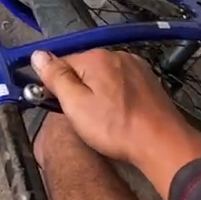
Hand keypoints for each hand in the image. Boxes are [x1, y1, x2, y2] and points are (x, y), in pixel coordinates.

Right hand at [30, 48, 200, 195]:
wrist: (162, 144)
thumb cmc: (118, 128)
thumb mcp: (75, 105)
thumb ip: (55, 77)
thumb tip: (38, 55)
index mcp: (96, 58)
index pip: (61, 63)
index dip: (55, 85)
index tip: (58, 105)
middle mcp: (117, 56)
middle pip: (83, 68)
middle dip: (77, 89)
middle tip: (81, 117)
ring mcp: (136, 67)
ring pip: (103, 76)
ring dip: (97, 93)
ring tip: (102, 119)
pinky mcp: (148, 81)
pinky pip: (121, 83)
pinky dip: (115, 97)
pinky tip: (118, 116)